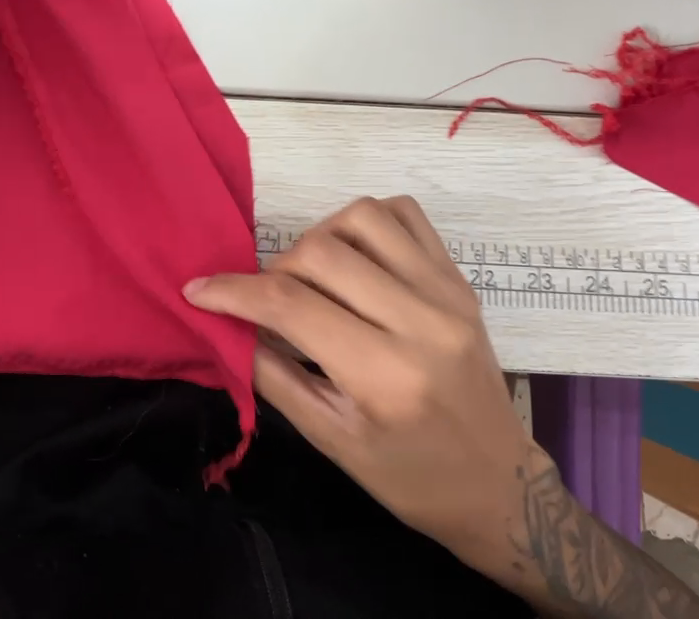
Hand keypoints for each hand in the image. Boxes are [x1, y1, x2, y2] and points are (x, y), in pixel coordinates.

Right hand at [183, 197, 537, 569]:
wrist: (499, 484)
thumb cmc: (410, 477)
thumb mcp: (331, 440)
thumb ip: (273, 376)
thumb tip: (228, 325)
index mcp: (384, 375)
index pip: (290, 305)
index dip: (233, 291)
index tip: (198, 290)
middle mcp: (420, 321)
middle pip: (320, 252)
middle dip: (274, 269)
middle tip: (266, 300)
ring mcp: (446, 292)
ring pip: (362, 217)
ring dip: (318, 237)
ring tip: (312, 276)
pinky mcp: (459, 279)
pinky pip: (404, 214)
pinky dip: (365, 222)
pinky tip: (352, 256)